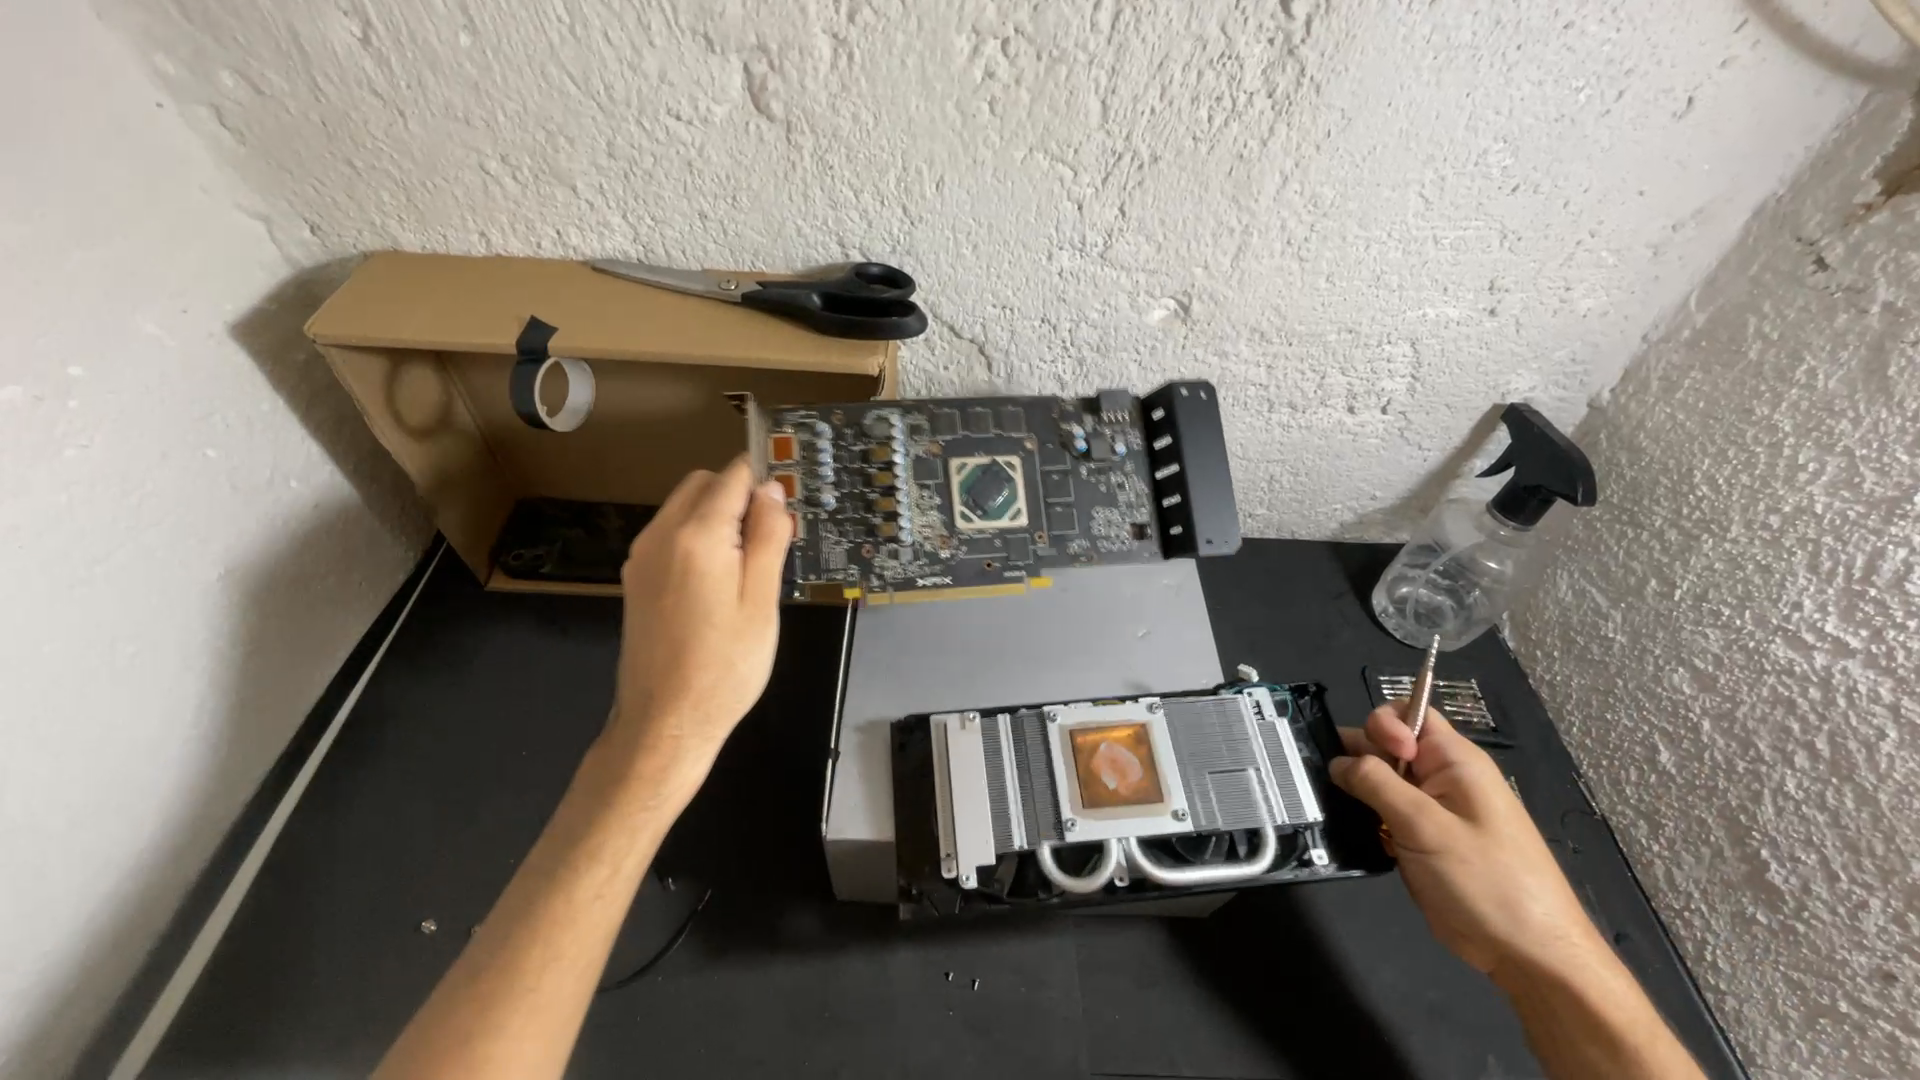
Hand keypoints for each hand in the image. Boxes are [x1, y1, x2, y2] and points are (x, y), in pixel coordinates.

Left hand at [607, 457, 791, 794]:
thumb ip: (768, 537)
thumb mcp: (762, 601)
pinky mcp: (635, 578)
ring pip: (684, 507)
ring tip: (746, 567)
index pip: (733, 476)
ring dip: (717, 516)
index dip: (765, 482)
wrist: (666, 721)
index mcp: (696, 536)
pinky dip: (697, 538)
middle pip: (703, 484)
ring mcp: (641, 557)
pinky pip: (670, 535)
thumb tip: (773, 491)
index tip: (787, 506)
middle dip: (738, 495)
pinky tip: (716, 582)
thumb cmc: (726, 666)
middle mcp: (660, 535)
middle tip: (769, 540)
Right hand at [1330, 703, 1607, 987]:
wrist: (1528, 954)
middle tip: (1340, 787)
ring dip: (1357, 791)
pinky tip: (1352, 833)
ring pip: (1379, 781)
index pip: (1409, 713)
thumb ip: (1377, 784)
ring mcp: (1430, 811)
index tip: (1377, 757)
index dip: (1384, 724)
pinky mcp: (1420, 840)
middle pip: (1386, 746)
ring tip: (1336, 808)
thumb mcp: (1425, 826)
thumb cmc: (1487, 881)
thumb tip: (1338, 761)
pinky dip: (1365, 818)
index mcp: (1454, 762)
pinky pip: (1383, 813)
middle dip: (1358, 757)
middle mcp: (1441, 778)